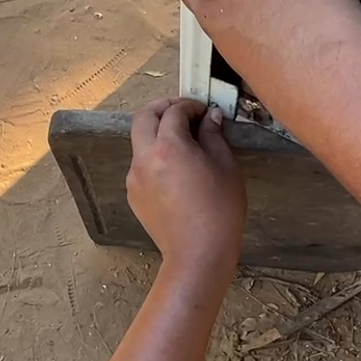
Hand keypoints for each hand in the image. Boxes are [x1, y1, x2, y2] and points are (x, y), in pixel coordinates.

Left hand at [127, 98, 246, 278]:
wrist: (198, 254)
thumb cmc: (219, 213)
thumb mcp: (226, 167)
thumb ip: (214, 136)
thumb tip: (211, 117)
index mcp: (168, 147)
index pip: (174, 112)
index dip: (190, 106)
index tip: (203, 110)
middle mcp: (144, 159)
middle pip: (143, 117)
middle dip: (163, 108)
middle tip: (184, 113)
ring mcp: (135, 178)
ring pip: (140, 142)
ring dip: (158, 134)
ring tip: (184, 145)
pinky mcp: (134, 195)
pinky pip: (141, 166)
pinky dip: (155, 158)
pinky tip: (177, 172)